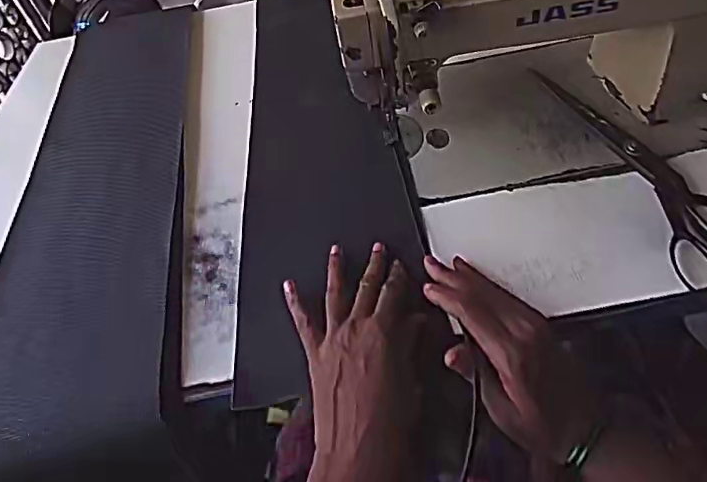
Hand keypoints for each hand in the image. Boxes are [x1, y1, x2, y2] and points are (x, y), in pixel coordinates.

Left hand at [286, 243, 417, 481]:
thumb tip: (417, 326)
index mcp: (384, 334)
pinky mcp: (315, 355)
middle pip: (367, 287)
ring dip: (337, 269)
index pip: (394, 293)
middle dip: (375, 266)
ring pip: (335, 293)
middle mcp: (356, 329)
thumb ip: (412, 347)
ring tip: (337, 251)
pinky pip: (303, 322)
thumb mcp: (412, 383)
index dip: (399, 277)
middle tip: (379, 250)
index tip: (402, 266)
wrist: (356, 457)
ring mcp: (333, 340)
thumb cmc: (387, 430)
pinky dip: (295, 302)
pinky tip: (289, 286)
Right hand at [422, 255, 598, 462]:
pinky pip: (507, 295)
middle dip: (452, 278)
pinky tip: (476, 278)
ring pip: (494, 290)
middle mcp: (524, 332)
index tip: (430, 288)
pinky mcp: (539, 322)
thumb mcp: (503, 412)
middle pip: (481, 295)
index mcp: (512, 354)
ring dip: (468, 276)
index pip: (472, 313)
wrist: (585, 427)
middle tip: (432, 264)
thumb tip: (453, 355)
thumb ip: (477, 377)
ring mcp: (534, 324)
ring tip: (447, 265)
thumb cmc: (545, 426)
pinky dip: (486, 283)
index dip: (448, 297)